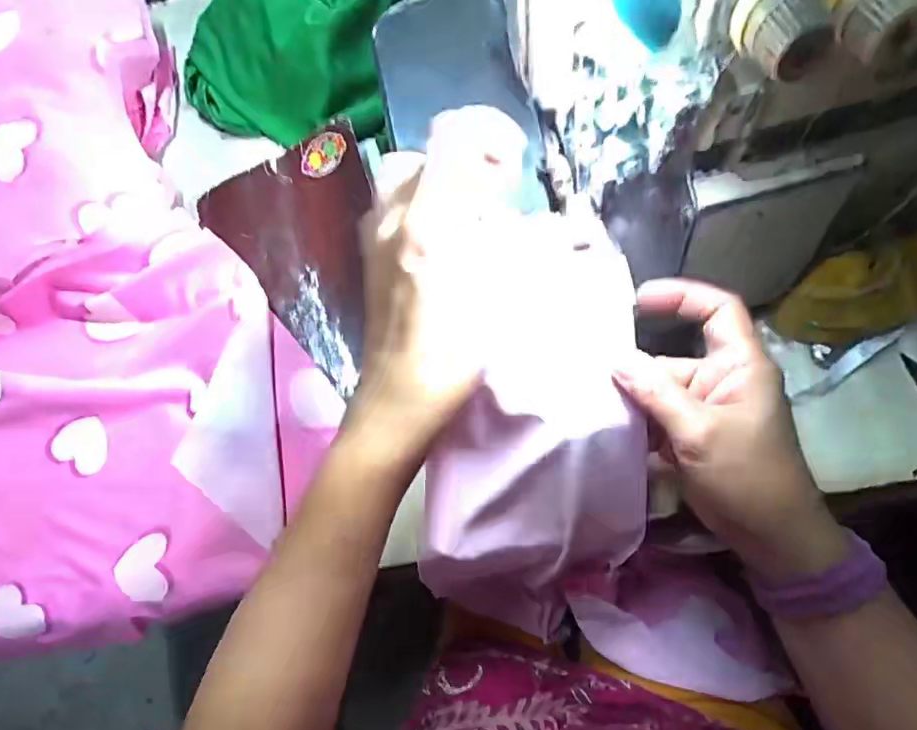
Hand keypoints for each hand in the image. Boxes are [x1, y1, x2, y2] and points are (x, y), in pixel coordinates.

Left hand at [349, 107, 527, 468]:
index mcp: (427, 224)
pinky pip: (391, 210)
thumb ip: (524, 250)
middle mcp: (391, 220)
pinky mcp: (367, 260)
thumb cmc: (452, 361)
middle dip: (464, 164)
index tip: (513, 167)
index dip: (491, 138)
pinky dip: (419, 210)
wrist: (397, 404)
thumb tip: (550, 227)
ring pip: (402, 180)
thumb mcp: (501, 302)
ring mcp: (372, 239)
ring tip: (465, 219)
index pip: (454, 140)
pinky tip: (440, 245)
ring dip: (437, 186)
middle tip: (494, 196)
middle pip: (425, 155)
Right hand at [613, 279, 848, 580]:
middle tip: (591, 381)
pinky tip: (611, 435)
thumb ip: (656, 395)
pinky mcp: (694, 441)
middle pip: (674, 361)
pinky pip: (661, 423)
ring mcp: (707, 414)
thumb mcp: (698, 433)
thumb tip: (616, 362)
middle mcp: (723, 382)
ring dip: (633, 404)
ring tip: (594, 409)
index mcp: (740, 366)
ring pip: (661, 395)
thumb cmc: (747, 477)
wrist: (770, 534)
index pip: (717, 311)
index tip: (638, 301)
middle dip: (637, 372)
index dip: (682, 297)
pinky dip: (640, 428)